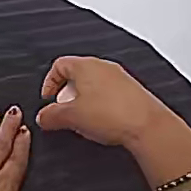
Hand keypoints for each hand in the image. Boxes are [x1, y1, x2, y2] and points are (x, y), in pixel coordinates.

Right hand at [33, 56, 175, 147]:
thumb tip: (43, 116)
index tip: (48, 100)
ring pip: (93, 85)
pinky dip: (100, 105)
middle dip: (66, 95)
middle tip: (64, 113)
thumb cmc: (112, 114)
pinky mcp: (132, 91)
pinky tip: (102, 122)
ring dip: (84, 101)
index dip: (49, 83)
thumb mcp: (71, 117)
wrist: (147, 126)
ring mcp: (120, 78)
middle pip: (76, 75)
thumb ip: (51, 115)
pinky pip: (109, 94)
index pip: (59, 65)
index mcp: (86, 65)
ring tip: (83, 120)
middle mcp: (104, 67)